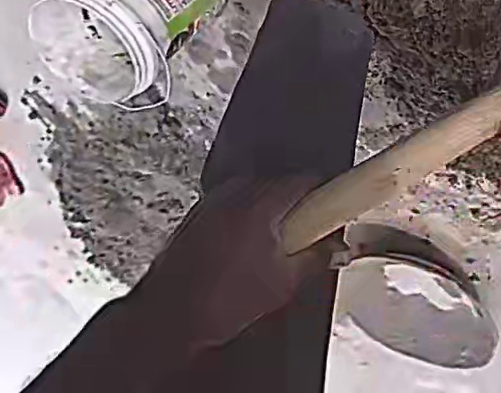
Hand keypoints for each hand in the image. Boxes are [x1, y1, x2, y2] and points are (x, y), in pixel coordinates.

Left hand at [138, 177, 336, 353]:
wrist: (167, 321)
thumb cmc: (218, 303)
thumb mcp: (283, 285)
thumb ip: (316, 258)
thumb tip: (333, 245)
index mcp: (263, 201)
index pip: (308, 179)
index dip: (325, 194)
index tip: (331, 207)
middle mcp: (239, 189)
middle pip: (284, 183)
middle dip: (297, 206)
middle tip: (302, 235)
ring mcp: (217, 197)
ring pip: (259, 192)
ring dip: (271, 211)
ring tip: (268, 247)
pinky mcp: (201, 209)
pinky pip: (237, 201)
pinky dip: (246, 217)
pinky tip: (243, 249)